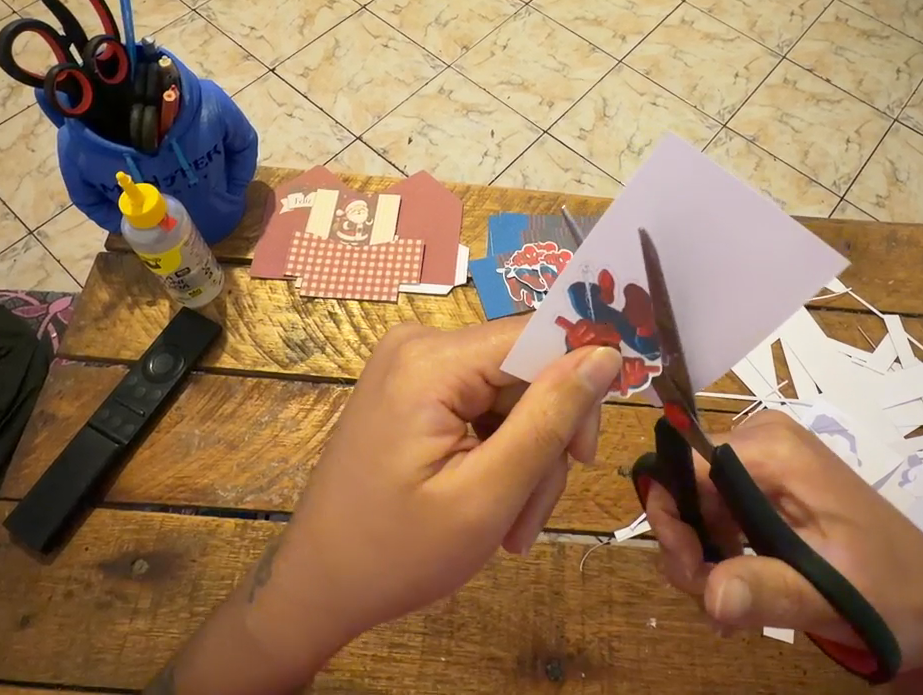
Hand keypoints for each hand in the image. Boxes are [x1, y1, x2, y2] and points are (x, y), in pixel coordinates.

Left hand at [152, 315, 623, 693]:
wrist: (318, 587)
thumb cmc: (398, 553)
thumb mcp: (488, 494)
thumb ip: (550, 416)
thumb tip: (605, 352)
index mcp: (432, 359)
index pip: (537, 336)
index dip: (577, 386)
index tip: (585, 455)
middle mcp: (421, 342)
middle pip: (523, 370)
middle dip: (543, 443)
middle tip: (533, 515)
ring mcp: (413, 362)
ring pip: (509, 394)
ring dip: (523, 458)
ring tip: (510, 525)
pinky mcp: (413, 385)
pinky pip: (481, 403)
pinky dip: (497, 452)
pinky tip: (491, 503)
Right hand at [644, 411, 922, 694]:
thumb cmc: (891, 597)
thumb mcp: (828, 596)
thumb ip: (766, 591)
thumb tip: (710, 596)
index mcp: (773, 446)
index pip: (686, 464)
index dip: (674, 520)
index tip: (692, 578)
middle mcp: (763, 440)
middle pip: (687, 484)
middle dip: (690, 547)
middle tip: (715, 603)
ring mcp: (767, 463)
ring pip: (697, 501)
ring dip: (704, 557)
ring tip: (733, 605)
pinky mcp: (771, 487)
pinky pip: (719, 510)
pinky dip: (720, 553)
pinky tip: (740, 590)